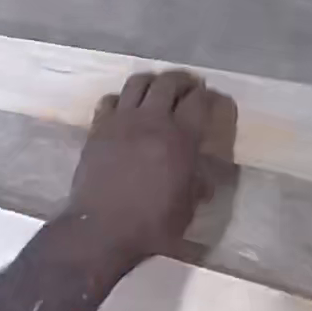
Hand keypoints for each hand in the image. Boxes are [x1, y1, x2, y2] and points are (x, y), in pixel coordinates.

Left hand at [63, 70, 234, 269]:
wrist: (100, 230)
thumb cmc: (151, 224)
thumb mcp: (186, 208)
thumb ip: (197, 186)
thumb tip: (204, 181)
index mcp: (181, 137)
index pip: (199, 101)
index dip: (208, 95)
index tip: (211, 97)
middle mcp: (153, 120)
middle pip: (169, 82)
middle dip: (183, 80)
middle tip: (188, 86)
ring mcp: (122, 120)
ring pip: (138, 82)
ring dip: (152, 81)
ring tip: (157, 88)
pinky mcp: (99, 128)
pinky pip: (109, 100)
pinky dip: (120, 99)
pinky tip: (124, 109)